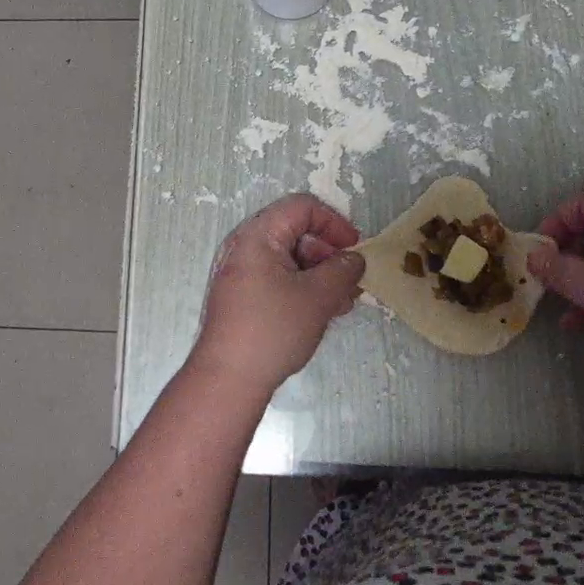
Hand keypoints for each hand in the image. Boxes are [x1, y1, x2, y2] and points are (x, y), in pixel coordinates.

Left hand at [194, 194, 366, 393]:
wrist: (228, 377)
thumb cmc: (273, 330)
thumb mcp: (318, 297)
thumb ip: (342, 271)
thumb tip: (354, 259)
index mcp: (258, 236)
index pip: (302, 207)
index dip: (334, 222)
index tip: (355, 249)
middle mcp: (244, 247)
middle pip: (295, 231)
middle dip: (329, 253)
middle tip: (351, 280)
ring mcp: (240, 272)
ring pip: (289, 259)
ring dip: (319, 274)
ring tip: (343, 302)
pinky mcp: (241, 296)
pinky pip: (277, 279)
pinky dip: (302, 288)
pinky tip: (322, 312)